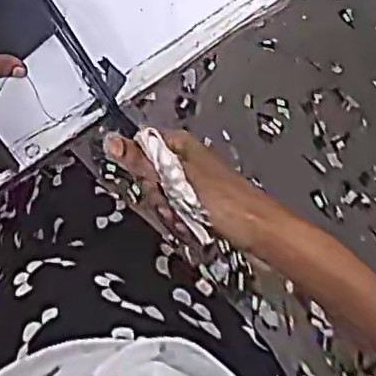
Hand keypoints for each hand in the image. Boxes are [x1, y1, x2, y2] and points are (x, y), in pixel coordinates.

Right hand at [103, 128, 287, 248]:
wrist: (264, 234)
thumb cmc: (227, 203)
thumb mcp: (176, 179)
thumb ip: (140, 160)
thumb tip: (111, 141)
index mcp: (178, 142)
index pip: (139, 148)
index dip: (140, 170)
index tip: (151, 184)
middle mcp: (185, 158)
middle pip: (148, 175)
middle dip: (157, 197)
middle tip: (173, 206)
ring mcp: (193, 181)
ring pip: (161, 197)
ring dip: (169, 213)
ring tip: (187, 220)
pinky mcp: (200, 202)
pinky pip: (176, 210)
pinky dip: (180, 222)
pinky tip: (192, 227)